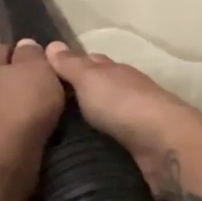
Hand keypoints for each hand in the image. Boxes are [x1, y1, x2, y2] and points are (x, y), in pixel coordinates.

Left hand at [0, 40, 65, 200]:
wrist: (2, 163)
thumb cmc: (21, 107)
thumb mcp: (36, 70)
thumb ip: (32, 55)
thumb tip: (25, 44)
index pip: (4, 50)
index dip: (23, 51)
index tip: (44, 57)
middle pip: (3, 80)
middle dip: (22, 82)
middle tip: (51, 86)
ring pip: (6, 108)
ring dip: (23, 110)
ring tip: (49, 112)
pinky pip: (10, 132)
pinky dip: (22, 132)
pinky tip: (39, 134)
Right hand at [44, 41, 201, 191]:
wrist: (163, 145)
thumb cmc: (123, 104)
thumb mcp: (90, 79)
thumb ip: (71, 65)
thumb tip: (51, 44)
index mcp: (115, 72)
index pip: (88, 63)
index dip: (67, 67)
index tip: (41, 77)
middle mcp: (124, 93)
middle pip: (95, 92)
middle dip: (72, 99)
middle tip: (38, 113)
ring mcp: (131, 122)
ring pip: (100, 119)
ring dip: (82, 126)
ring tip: (48, 139)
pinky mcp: (135, 150)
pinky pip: (107, 144)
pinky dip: (93, 146)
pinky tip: (74, 155)